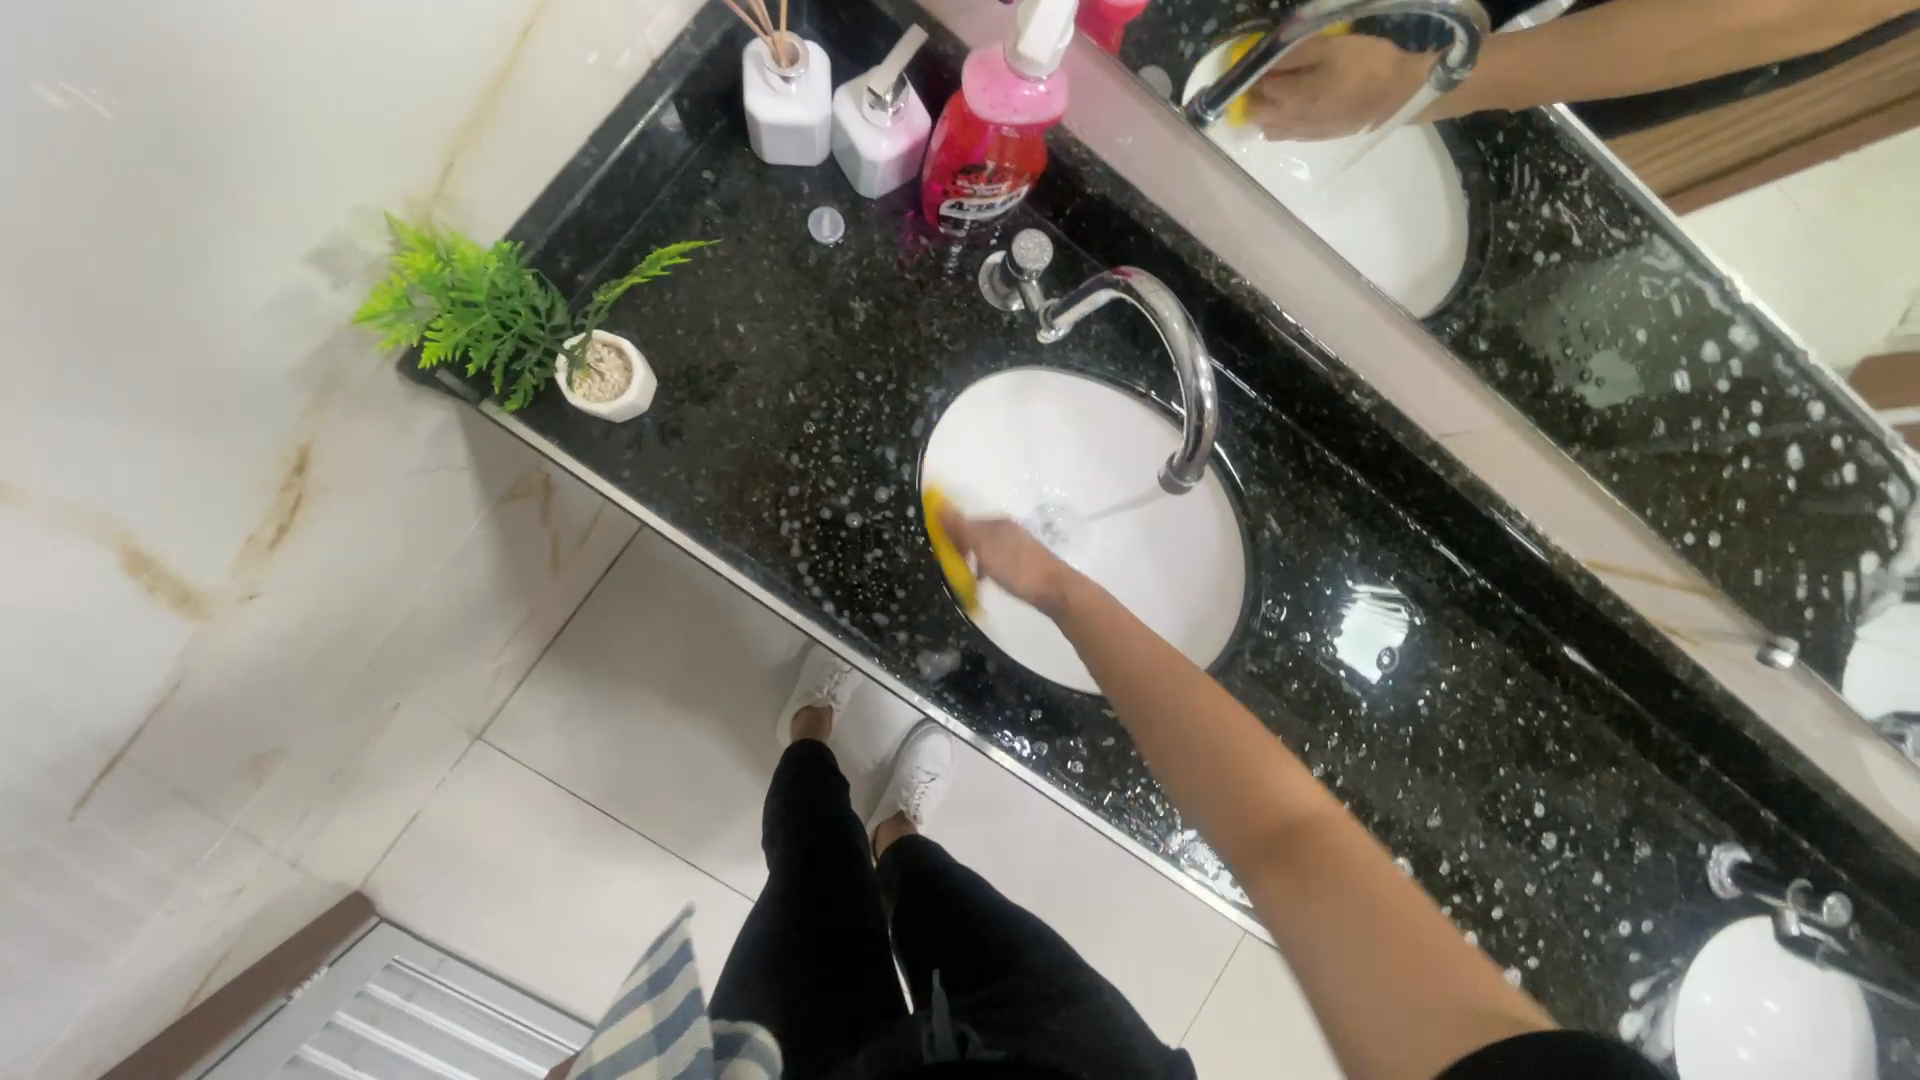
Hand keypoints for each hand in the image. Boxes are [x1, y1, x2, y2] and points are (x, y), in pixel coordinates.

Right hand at [938, 507, 1078, 617]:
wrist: (1056, 590)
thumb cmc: (1017, 569)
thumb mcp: (984, 548)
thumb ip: (962, 529)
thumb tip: (938, 505)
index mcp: (998, 523)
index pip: (965, 522)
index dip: (952, 537)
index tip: (944, 556)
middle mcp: (1008, 529)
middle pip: (976, 535)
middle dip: (963, 550)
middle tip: (956, 569)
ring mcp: (1019, 546)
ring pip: (987, 549)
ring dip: (975, 561)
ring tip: (970, 579)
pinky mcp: (1026, 562)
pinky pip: (998, 561)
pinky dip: (989, 569)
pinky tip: (988, 582)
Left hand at [1245, 33, 1434, 141]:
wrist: (1397, 94)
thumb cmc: (1366, 63)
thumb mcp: (1330, 46)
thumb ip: (1294, 51)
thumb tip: (1267, 53)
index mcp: (1290, 96)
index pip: (1257, 85)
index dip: (1258, 69)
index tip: (1266, 57)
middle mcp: (1288, 120)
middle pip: (1255, 111)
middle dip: (1256, 92)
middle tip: (1271, 73)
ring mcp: (1299, 133)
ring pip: (1266, 127)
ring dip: (1265, 110)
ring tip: (1280, 91)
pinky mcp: (1311, 138)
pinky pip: (1282, 134)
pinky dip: (1278, 121)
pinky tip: (1293, 105)